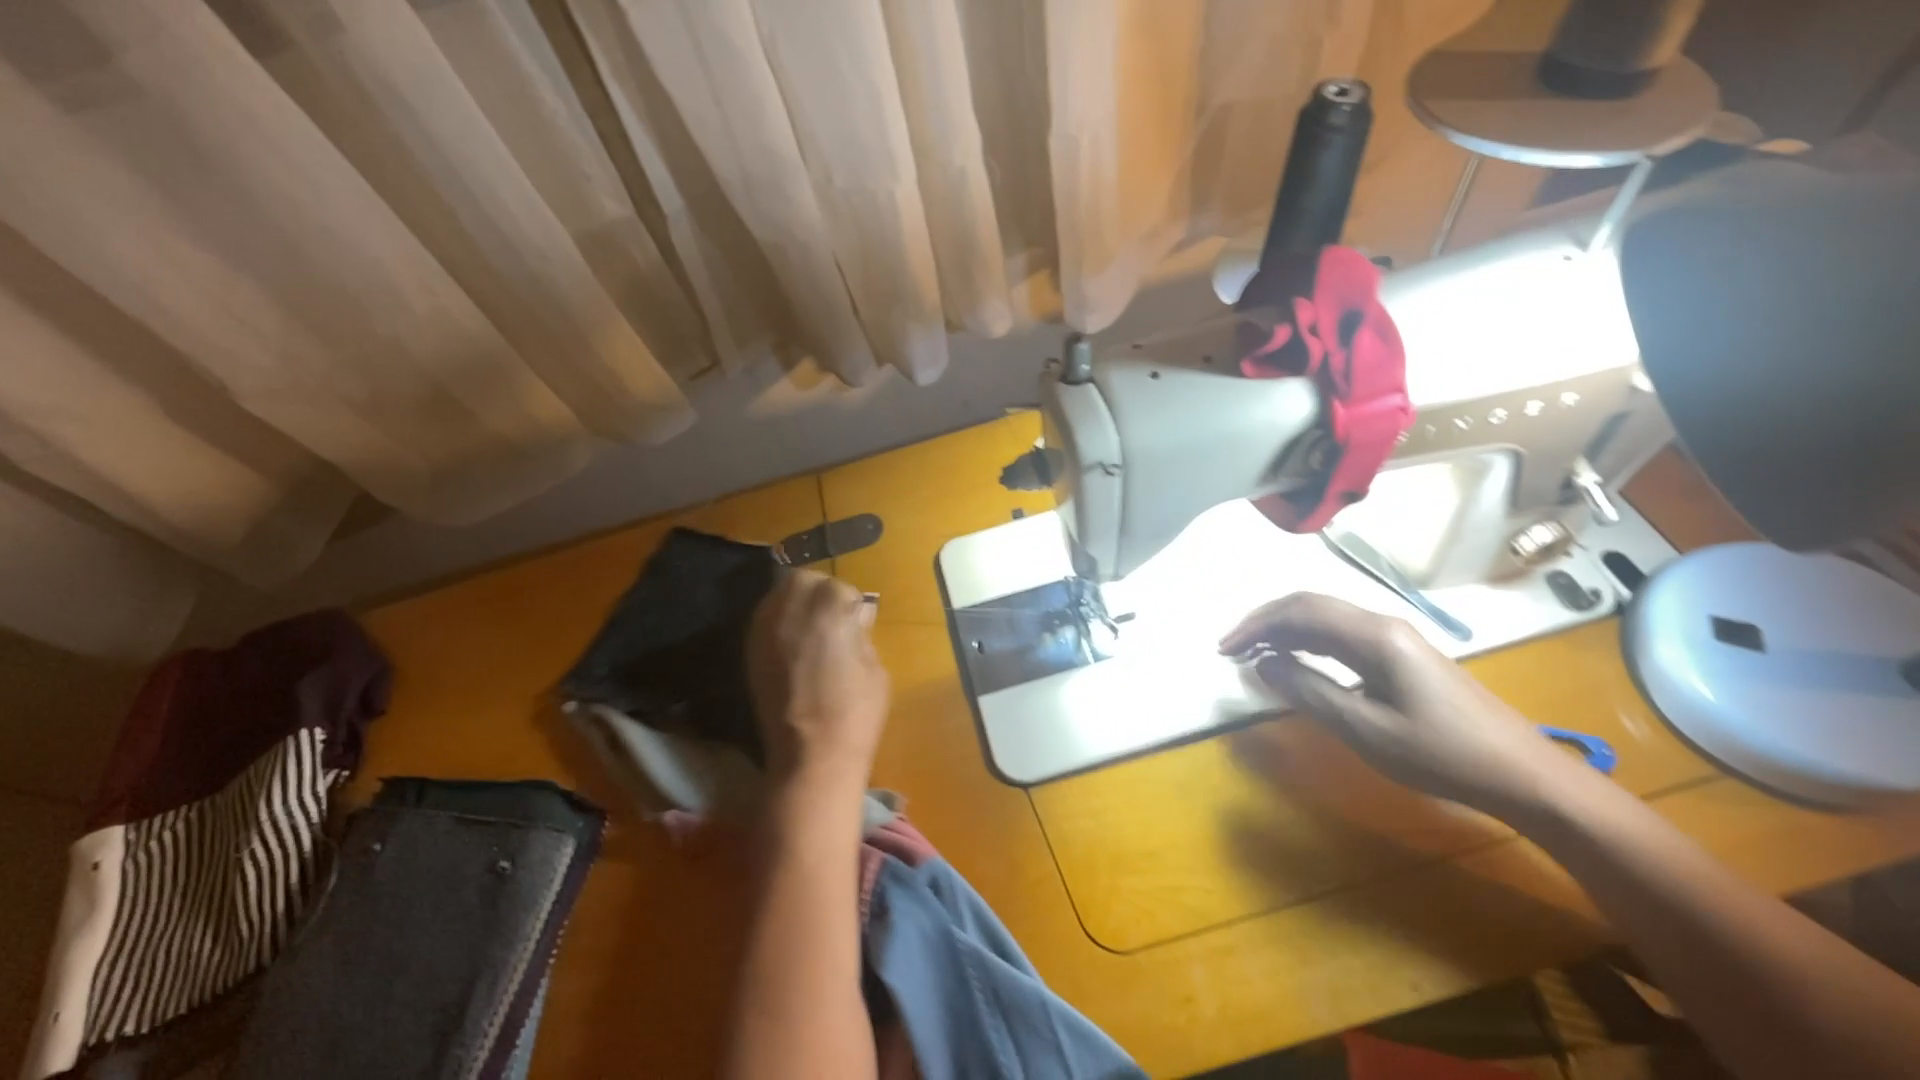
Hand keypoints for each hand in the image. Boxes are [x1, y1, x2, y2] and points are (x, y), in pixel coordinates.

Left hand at [747, 570, 888, 789]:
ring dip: (796, 604)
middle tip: (833, 618)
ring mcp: (765, 630)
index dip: (852, 604)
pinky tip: (794, 645)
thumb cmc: (855, 712)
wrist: (811, 757)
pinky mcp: (751, 652)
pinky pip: (765, 621)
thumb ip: (862, 634)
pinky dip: (780, 624)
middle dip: (819, 591)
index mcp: (828, 609)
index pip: (839, 587)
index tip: (858, 624)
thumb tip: (855, 617)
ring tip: (812, 629)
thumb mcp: (875, 667)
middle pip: (801, 580)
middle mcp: (790, 610)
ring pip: (778, 596)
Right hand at [1219, 592, 1584, 819]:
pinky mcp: (1403, 658)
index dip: (1256, 625)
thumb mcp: (1364, 729)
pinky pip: (1343, 637)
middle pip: (1312, 607)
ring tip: (1254, 656)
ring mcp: (1396, 639)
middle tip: (1231, 651)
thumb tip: (1262, 664)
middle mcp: (1383, 625)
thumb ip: (1309, 691)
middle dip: (1265, 622)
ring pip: (1327, 620)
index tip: (1224, 651)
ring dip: (1286, 632)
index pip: (1301, 612)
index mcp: (1374, 636)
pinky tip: (1297, 664)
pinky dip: (1309, 645)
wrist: (1518, 772)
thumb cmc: (1440, 754)